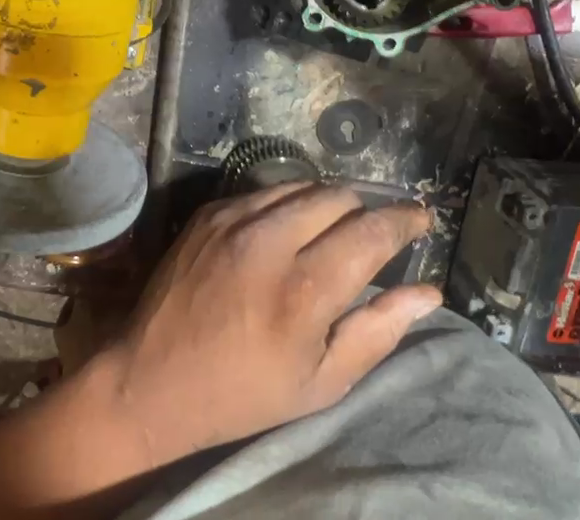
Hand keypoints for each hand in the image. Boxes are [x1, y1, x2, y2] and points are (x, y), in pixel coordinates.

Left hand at [87, 183, 439, 464]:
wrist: (152, 379)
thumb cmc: (244, 393)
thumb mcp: (321, 382)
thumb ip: (377, 332)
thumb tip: (428, 293)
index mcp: (304, 290)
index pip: (371, 231)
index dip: (404, 220)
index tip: (422, 218)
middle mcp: (269, 241)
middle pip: (338, 197)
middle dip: (365, 210)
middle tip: (374, 233)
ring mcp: (232, 220)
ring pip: (301, 186)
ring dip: (327, 202)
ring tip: (335, 228)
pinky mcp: (207, 213)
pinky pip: (263, 191)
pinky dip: (288, 203)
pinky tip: (289, 229)